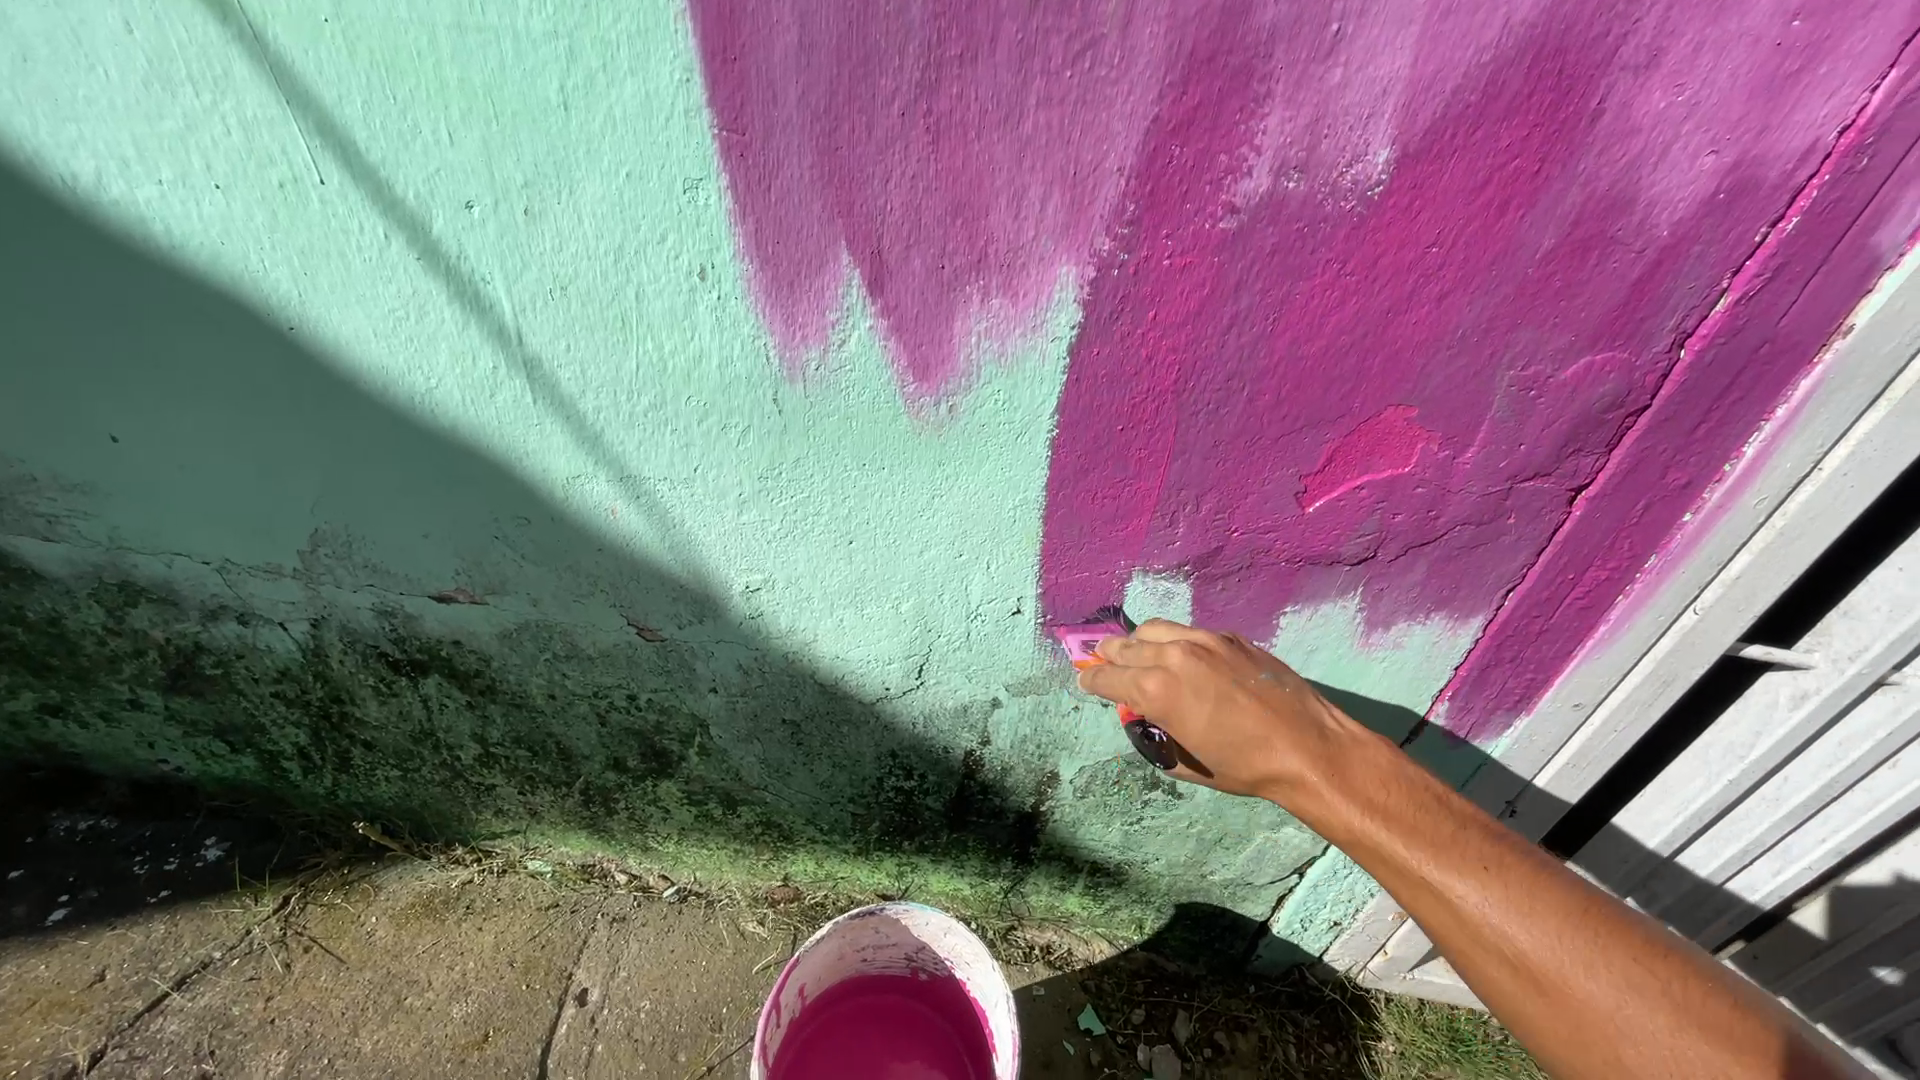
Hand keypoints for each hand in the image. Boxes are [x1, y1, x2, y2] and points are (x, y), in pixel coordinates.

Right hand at [1076, 618, 1375, 804]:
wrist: (1308, 748)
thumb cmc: (1244, 767)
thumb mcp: (1186, 762)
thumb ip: (1155, 736)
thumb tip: (1145, 719)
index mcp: (1155, 691)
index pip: (1106, 677)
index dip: (1090, 680)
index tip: (1084, 681)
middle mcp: (1173, 656)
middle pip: (1123, 647)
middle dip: (1108, 657)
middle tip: (1103, 664)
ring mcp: (1204, 641)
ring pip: (1153, 630)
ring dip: (1137, 642)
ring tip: (1137, 653)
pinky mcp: (1229, 637)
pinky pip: (1187, 631)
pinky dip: (1172, 641)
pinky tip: (1180, 655)